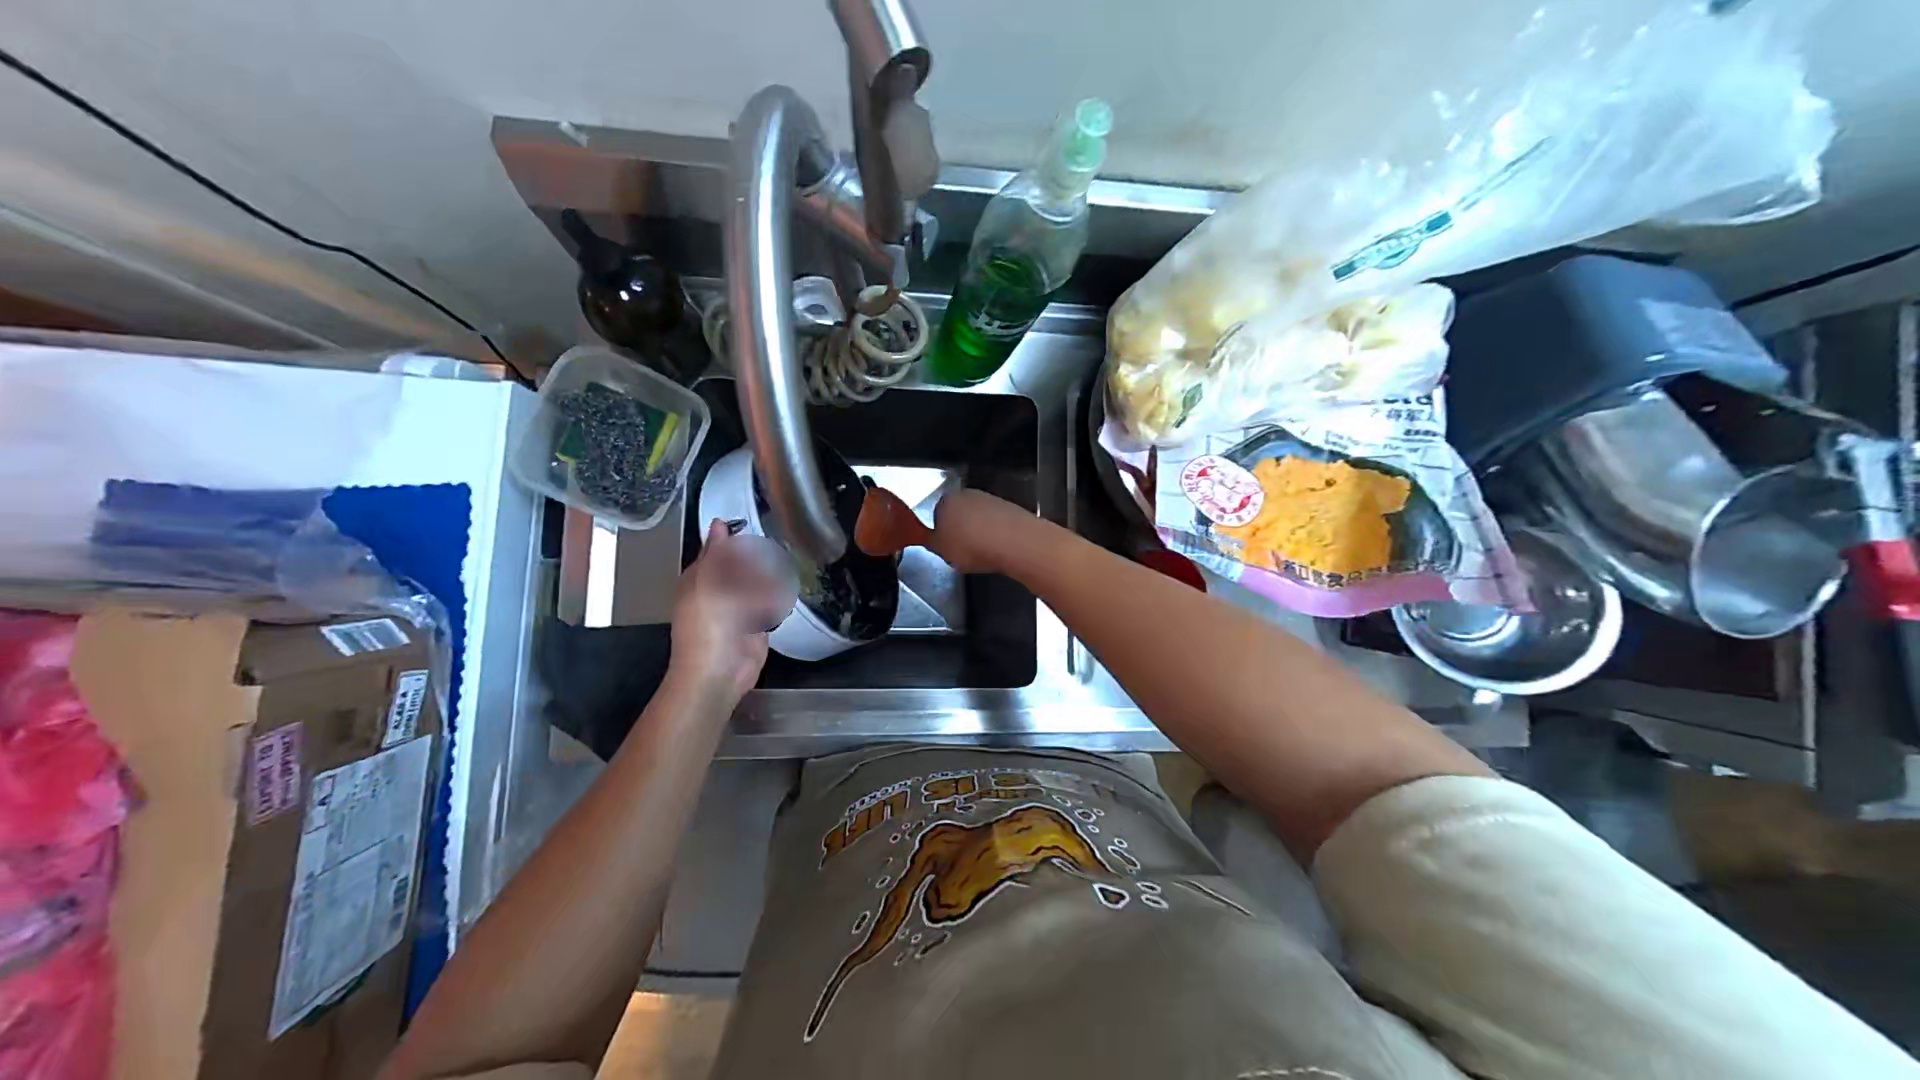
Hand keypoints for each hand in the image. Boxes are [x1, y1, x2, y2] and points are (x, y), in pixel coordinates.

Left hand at [668, 520, 790, 702]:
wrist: (719, 672)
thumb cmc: (708, 623)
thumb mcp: (708, 581)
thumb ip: (717, 553)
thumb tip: (719, 523)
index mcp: (701, 577)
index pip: (719, 549)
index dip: (734, 537)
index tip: (755, 522)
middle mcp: (720, 589)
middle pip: (742, 563)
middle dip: (757, 556)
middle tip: (774, 545)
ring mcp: (740, 607)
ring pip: (759, 581)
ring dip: (769, 574)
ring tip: (784, 562)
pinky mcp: (758, 623)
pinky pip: (770, 602)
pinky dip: (777, 596)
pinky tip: (786, 586)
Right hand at [929, 489, 1032, 575]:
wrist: (1014, 541)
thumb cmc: (970, 546)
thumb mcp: (941, 551)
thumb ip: (932, 543)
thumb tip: (930, 539)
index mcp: (945, 500)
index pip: (936, 514)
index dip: (940, 531)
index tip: (946, 546)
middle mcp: (967, 494)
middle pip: (959, 512)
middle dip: (960, 528)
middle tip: (963, 550)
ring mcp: (991, 499)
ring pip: (979, 516)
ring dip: (979, 530)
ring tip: (982, 551)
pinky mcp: (1010, 507)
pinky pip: (997, 522)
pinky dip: (996, 532)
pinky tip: (998, 547)